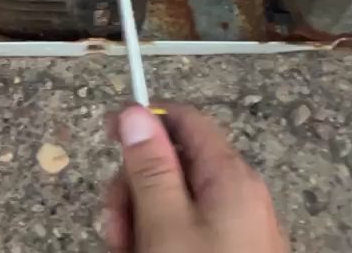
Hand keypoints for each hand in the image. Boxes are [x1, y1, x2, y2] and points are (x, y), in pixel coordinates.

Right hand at [102, 104, 288, 252]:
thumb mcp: (164, 226)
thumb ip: (149, 165)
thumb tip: (136, 111)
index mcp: (231, 177)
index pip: (185, 119)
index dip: (144, 120)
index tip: (109, 136)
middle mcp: (241, 197)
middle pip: (175, 163)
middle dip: (136, 187)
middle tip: (116, 226)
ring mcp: (240, 233)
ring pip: (177, 202)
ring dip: (143, 221)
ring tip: (128, 251)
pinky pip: (190, 234)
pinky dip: (162, 242)